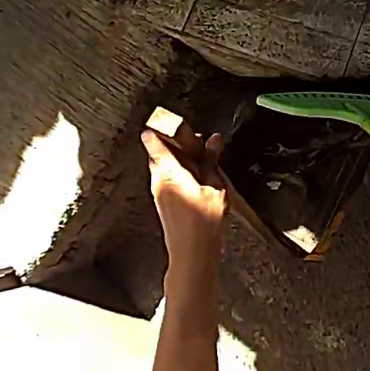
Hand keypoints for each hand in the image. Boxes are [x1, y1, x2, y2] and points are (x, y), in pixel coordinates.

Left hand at [141, 128, 226, 271]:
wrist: (192, 252)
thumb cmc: (202, 223)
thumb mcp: (215, 186)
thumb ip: (211, 161)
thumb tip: (213, 142)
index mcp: (169, 171)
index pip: (154, 139)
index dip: (162, 125)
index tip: (171, 118)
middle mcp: (158, 179)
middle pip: (158, 150)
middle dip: (176, 141)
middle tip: (196, 139)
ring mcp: (158, 190)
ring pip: (163, 163)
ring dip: (178, 156)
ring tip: (201, 157)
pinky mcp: (163, 200)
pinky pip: (167, 176)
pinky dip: (179, 170)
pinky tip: (197, 176)